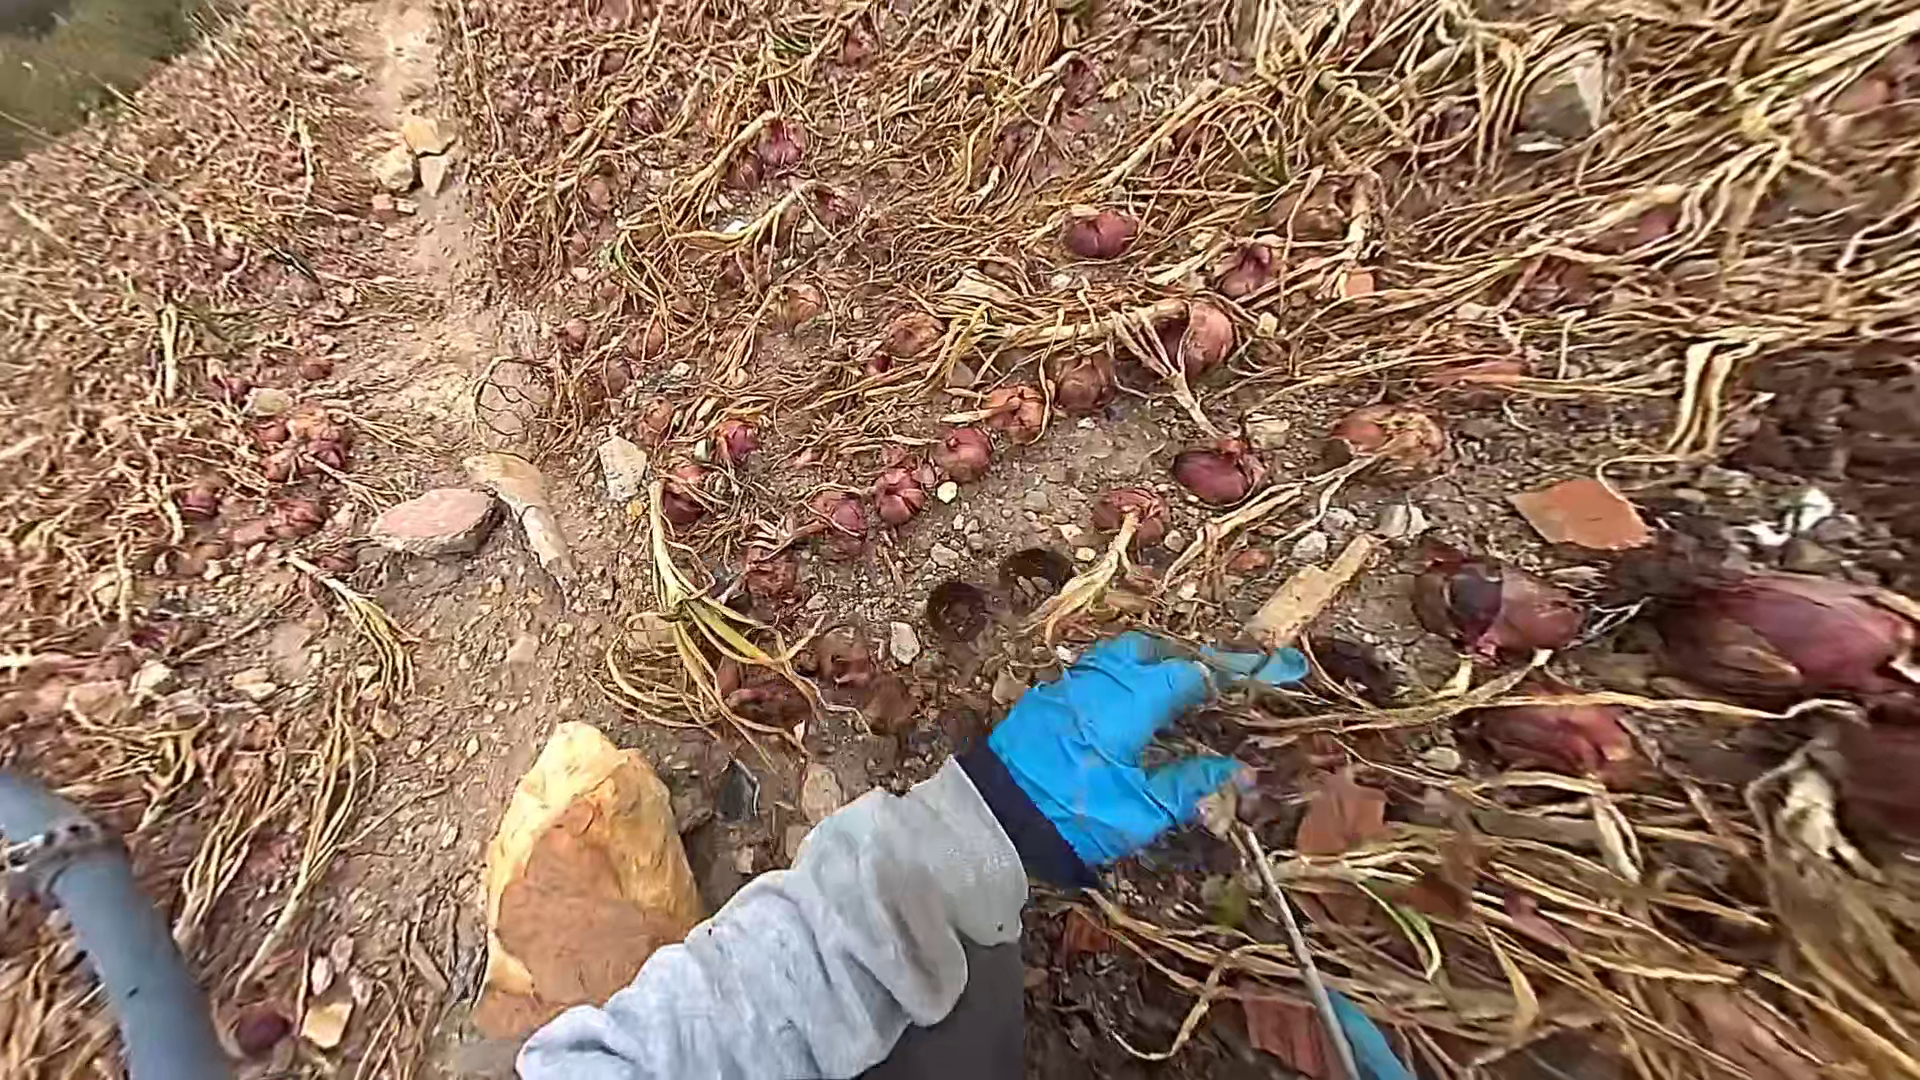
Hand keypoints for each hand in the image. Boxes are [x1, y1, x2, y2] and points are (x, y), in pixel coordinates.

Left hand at [986, 632, 1299, 864]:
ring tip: (1191, 687)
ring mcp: (1073, 681)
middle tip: (1229, 679)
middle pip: (1157, 649)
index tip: (1284, 666)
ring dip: (1161, 661)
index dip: (1240, 671)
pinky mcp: (1054, 692)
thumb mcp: (1142, 809)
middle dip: (1197, 657)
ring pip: (1125, 653)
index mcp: (1128, 702)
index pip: (1194, 673)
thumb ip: (1192, 783)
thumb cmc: (1075, 814)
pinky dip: (1131, 673)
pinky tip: (1141, 698)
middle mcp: (1100, 678)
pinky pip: (1102, 668)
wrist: (998, 812)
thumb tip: (1241, 769)